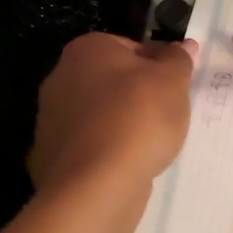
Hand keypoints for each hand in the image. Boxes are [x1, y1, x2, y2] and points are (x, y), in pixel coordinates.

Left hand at [29, 33, 194, 193]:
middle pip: (111, 80)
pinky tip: (126, 166)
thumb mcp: (173, 81)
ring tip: (149, 144)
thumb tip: (184, 46)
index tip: (174, 86)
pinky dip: (105, 153)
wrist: (96, 185)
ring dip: (121, 124)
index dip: (157, 65)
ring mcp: (49, 120)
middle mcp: (60, 77)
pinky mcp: (49, 158)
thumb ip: (178, 59)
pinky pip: (88, 146)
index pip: (130, 47)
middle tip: (165, 113)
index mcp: (86, 49)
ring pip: (99, 115)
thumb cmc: (138, 118)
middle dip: (137, 94)